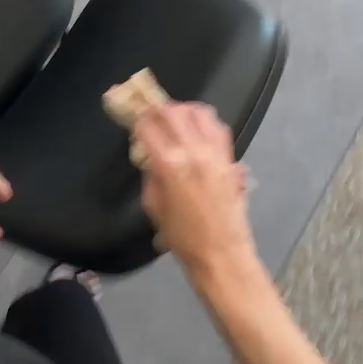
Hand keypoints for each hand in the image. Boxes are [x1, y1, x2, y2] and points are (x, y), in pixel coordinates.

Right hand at [136, 102, 255, 274]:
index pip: (147, 126)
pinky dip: (205, 121)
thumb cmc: (182, 236)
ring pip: (199, 112)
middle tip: (151, 112)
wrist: (222, 255)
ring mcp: (214, 153)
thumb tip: (150, 154)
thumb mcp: (153, 205)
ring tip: (175, 117)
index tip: (133, 121)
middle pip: (173, 111)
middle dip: (158, 108)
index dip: (137, 120)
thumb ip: (150, 173)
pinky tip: (197, 128)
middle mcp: (192, 152)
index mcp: (168, 165)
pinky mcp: (230, 159)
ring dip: (183, 110)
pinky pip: (218, 127)